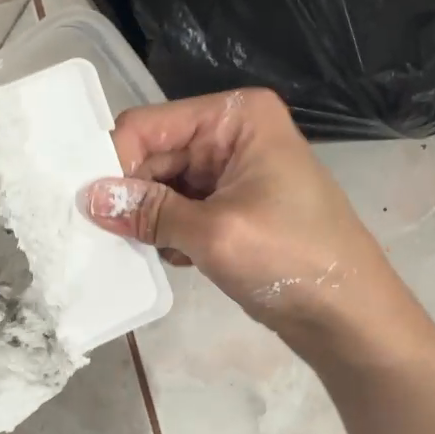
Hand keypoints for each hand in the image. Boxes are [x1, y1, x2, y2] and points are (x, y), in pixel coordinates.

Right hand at [79, 89, 410, 347]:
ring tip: (161, 250)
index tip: (95, 208)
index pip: (146, 126)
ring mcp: (227, 170)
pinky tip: (181, 257)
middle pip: (149, 154)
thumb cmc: (291, 261)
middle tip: (117, 236)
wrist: (348, 316)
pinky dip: (165, 233)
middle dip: (132, 195)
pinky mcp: (226, 204)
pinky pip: (172, 208)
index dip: (117, 164)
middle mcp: (228, 133)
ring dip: (148, 220)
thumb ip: (147, 212)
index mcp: (234, 118)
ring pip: (156, 185)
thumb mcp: (212, 233)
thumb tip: (86, 198)